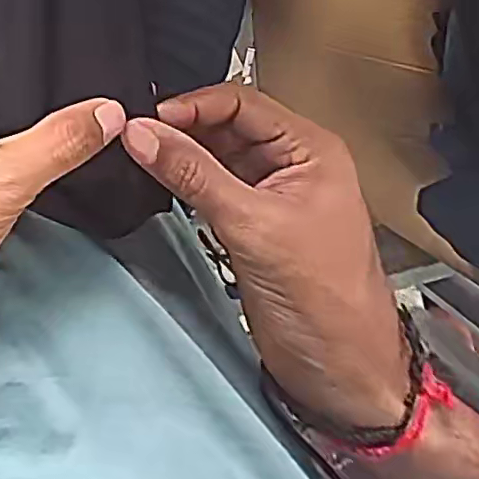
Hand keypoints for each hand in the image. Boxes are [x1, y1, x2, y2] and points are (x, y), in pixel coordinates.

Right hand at [121, 84, 410, 431]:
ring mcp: (267, 191)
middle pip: (222, 123)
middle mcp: (289, 162)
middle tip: (138, 136)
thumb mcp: (252, 226)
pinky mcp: (248, 218)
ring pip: (211, 152)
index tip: (150, 118)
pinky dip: (181, 178)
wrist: (340, 376)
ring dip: (178, 152)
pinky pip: (207, 181)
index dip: (192, 105)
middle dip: (180, 127)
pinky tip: (158, 178)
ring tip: (141, 153)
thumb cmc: (330, 305)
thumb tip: (144, 133)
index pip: (239, 102)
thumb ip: (193, 173)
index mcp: (309, 149)